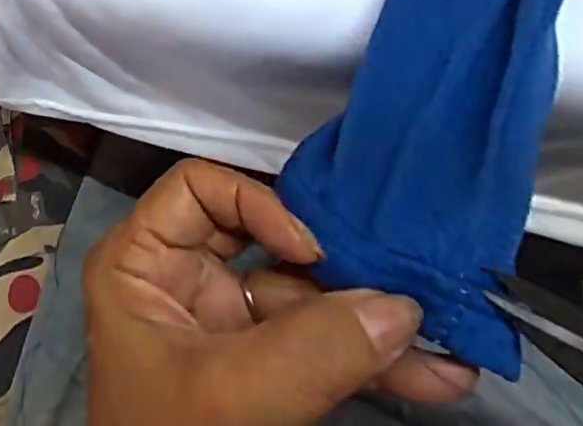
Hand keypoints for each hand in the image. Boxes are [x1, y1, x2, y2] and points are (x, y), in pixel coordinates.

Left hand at [84, 159, 475, 425]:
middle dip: (333, 260)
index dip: (253, 201)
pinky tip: (430, 373)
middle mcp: (181, 278)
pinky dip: (369, 360)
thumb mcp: (230, 394)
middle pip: (261, 236)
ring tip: (440, 334)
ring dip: (370, 319)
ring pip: (301, 296)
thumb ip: (313, 349)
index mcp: (142, 261)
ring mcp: (224, 323)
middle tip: (397, 269)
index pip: (196, 187)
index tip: (309, 250)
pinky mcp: (260, 369)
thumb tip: (400, 307)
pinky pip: (318, 347)